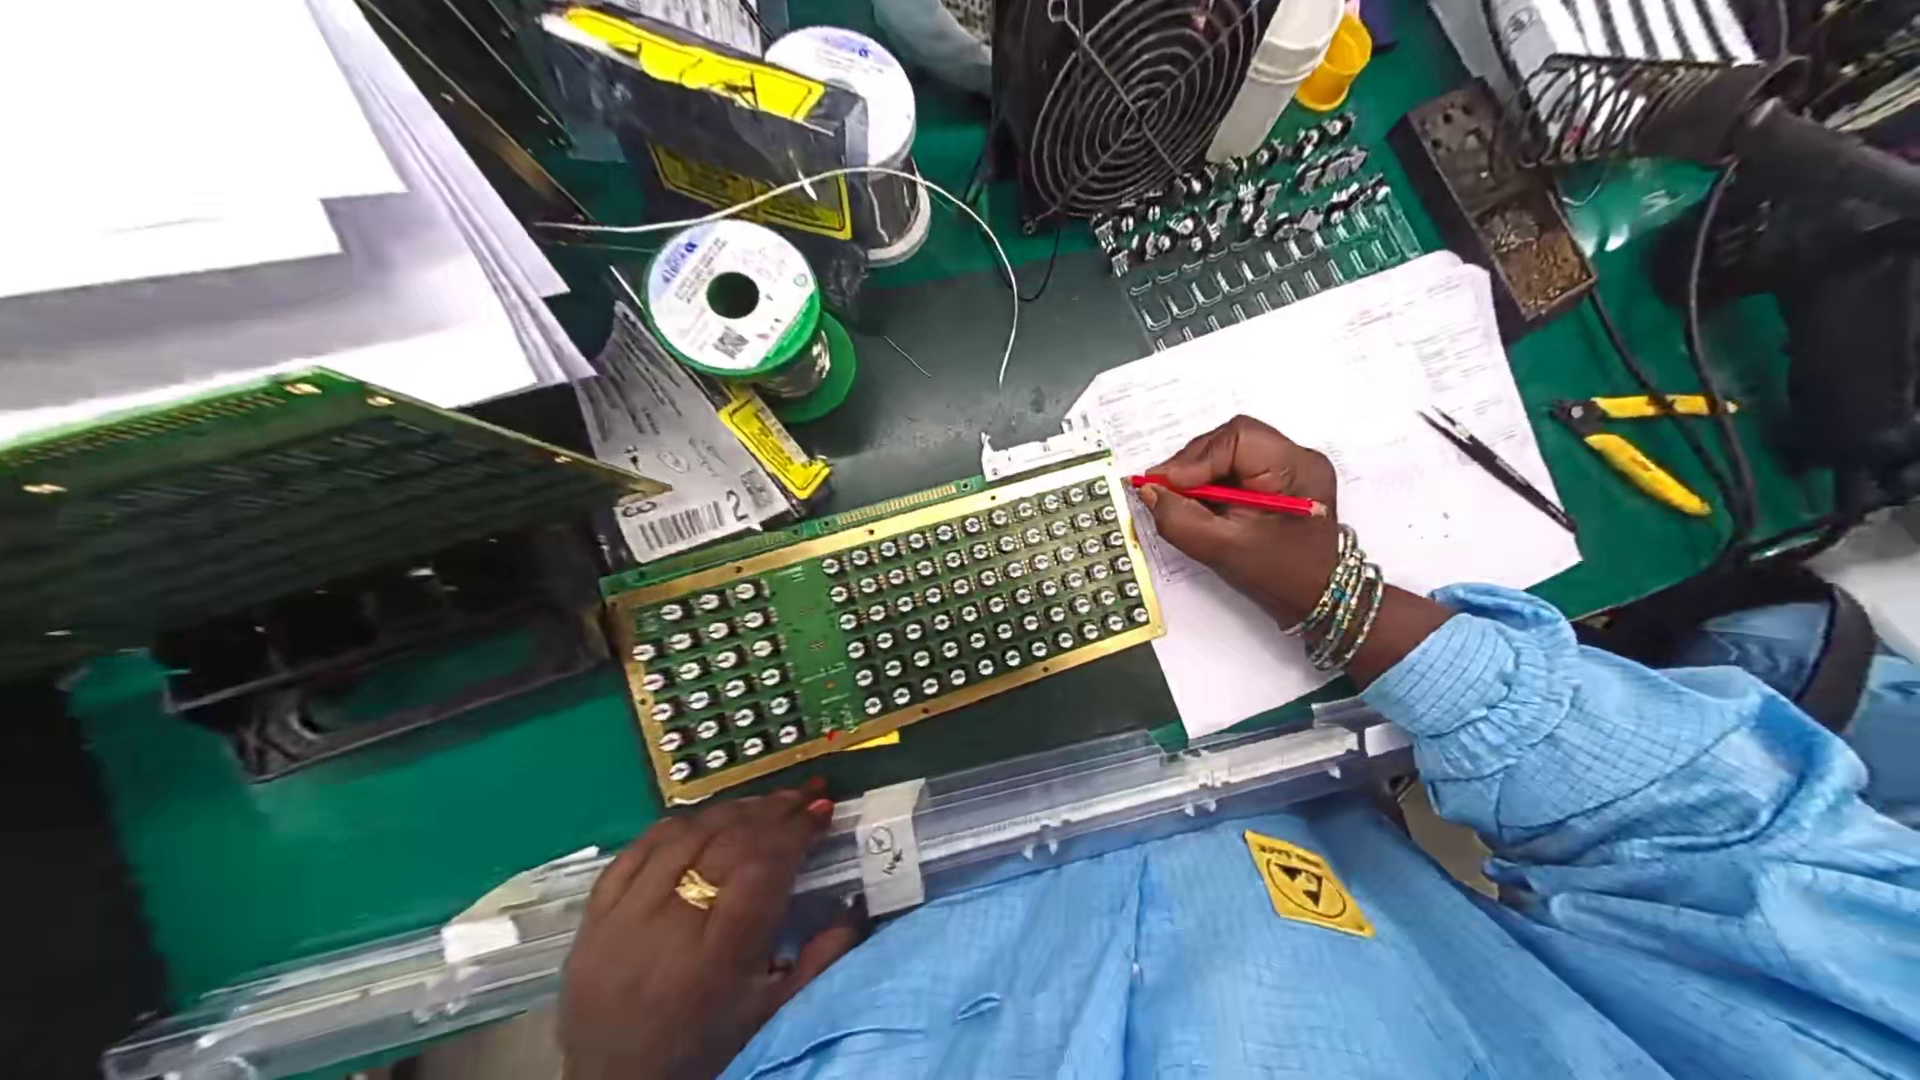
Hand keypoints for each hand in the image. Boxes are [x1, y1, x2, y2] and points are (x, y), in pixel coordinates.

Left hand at [561, 785, 863, 1079]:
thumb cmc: (702, 1053)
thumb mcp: (768, 1018)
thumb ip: (818, 962)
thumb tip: (856, 909)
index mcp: (713, 963)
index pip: (758, 870)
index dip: (793, 832)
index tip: (820, 811)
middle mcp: (664, 931)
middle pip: (724, 844)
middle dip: (771, 812)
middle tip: (802, 796)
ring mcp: (621, 919)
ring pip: (684, 836)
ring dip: (730, 811)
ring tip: (763, 804)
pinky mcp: (594, 915)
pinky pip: (637, 848)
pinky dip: (677, 825)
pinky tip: (706, 819)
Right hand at [1139, 415, 1342, 625]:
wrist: (1317, 598)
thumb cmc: (1282, 577)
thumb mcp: (1223, 550)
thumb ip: (1180, 519)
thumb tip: (1148, 491)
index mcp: (1297, 470)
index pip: (1238, 440)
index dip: (1195, 459)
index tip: (1165, 484)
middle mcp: (1296, 459)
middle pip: (1230, 440)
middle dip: (1191, 464)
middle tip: (1161, 489)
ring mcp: (1286, 467)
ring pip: (1227, 451)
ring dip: (1196, 472)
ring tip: (1175, 497)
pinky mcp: (1273, 479)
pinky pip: (1231, 466)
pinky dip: (1206, 481)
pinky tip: (1195, 501)